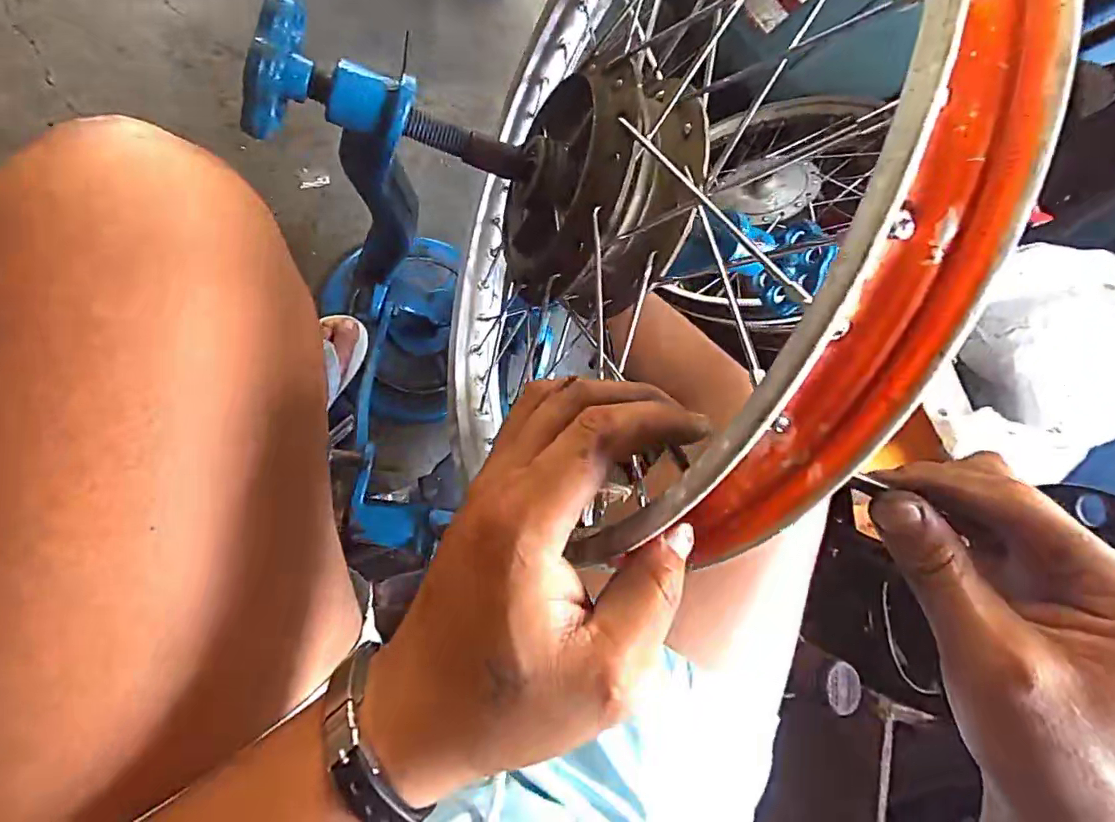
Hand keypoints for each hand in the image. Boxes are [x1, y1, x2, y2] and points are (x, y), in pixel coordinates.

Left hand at [358, 378, 709, 805]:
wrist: (417, 714)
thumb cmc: (507, 705)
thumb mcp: (604, 678)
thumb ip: (652, 597)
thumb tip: (678, 533)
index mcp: (526, 524)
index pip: (594, 432)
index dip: (653, 418)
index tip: (698, 430)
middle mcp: (500, 487)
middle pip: (570, 401)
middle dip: (636, 399)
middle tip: (682, 425)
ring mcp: (484, 485)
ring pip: (544, 400)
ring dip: (602, 398)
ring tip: (648, 429)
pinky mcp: (482, 494)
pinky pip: (528, 424)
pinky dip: (573, 414)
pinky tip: (604, 450)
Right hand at [869, 455, 1114, 821]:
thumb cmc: (1058, 770)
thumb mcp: (988, 661)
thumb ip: (939, 572)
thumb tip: (896, 506)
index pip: (1024, 504)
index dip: (948, 484)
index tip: (891, 480)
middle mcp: (1110, 584)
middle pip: (1013, 503)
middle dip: (945, 495)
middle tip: (889, 500)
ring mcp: (1078, 593)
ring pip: (997, 521)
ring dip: (944, 516)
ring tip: (897, 520)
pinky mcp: (1046, 603)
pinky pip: (990, 550)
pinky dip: (949, 541)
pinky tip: (919, 544)